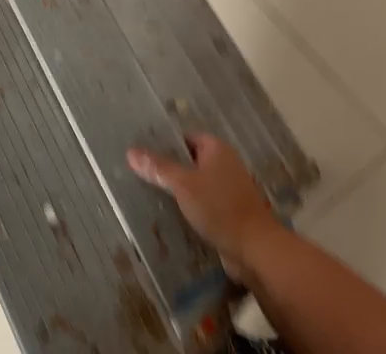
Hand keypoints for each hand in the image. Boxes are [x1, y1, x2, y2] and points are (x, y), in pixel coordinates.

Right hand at [127, 133, 281, 283]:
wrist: (254, 248)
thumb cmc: (219, 207)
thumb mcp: (183, 185)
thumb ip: (159, 168)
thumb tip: (131, 152)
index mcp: (217, 150)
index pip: (187, 138)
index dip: (167, 143)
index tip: (144, 153)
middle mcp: (225, 165)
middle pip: (191, 161)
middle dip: (170, 169)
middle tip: (142, 175)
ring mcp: (229, 191)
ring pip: (197, 185)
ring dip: (179, 191)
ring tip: (150, 195)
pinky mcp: (229, 213)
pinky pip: (204, 204)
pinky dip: (189, 208)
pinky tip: (170, 216)